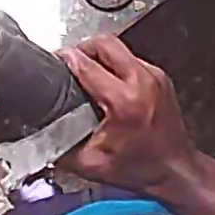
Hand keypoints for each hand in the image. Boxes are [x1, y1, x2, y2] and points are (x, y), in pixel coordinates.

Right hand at [59, 35, 204, 197]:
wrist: (177, 171)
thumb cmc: (140, 168)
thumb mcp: (92, 164)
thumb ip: (61, 148)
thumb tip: (37, 135)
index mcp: (124, 102)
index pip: (87, 65)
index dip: (67, 59)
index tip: (55, 60)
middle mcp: (142, 83)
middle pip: (105, 43)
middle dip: (82, 48)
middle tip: (71, 61)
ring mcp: (154, 77)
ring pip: (118, 47)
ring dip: (98, 54)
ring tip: (86, 69)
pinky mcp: (159, 77)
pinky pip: (130, 58)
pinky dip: (114, 63)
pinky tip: (106, 79)